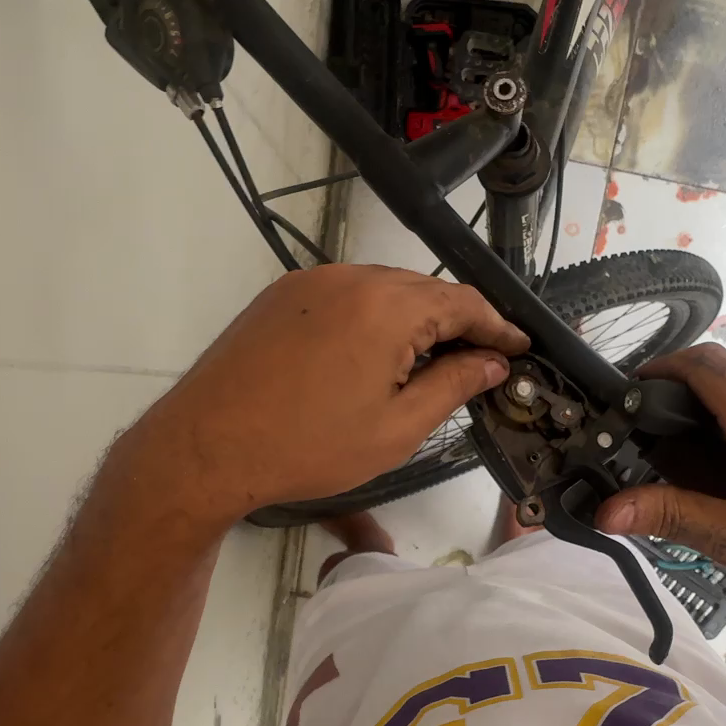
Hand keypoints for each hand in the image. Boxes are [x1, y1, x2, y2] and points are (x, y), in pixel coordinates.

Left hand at [113, 265, 527, 527]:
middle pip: (425, 290)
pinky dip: (374, 319)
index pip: (464, 302)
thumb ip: (453, 387)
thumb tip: (491, 363)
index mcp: (387, 307)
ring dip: (415, 321)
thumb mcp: (397, 428)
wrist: (206, 447)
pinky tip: (375, 357)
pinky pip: (346, 296)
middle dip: (459, 323)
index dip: (498, 326)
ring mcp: (310, 283)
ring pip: (384, 291)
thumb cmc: (308, 446)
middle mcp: (350, 278)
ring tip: (429, 365)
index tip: (519, 347)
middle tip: (479, 362)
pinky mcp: (281, 297)